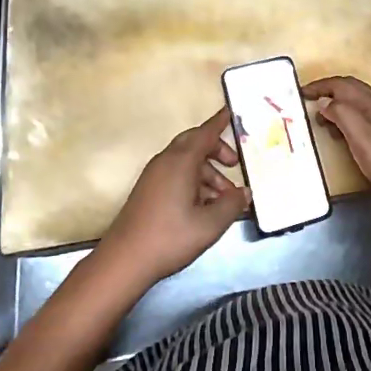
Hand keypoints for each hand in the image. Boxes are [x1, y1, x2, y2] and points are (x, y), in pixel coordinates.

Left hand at [95, 109, 251, 283]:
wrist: (126, 258)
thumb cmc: (171, 237)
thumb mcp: (210, 224)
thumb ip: (231, 204)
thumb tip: (244, 193)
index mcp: (180, 162)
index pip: (204, 134)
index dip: (219, 123)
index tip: (230, 112)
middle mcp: (165, 161)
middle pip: (193, 144)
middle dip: (215, 150)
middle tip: (234, 165)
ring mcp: (154, 175)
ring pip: (185, 162)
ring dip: (207, 173)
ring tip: (224, 198)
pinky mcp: (148, 190)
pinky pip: (175, 174)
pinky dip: (193, 181)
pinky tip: (205, 206)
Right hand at [301, 77, 370, 201]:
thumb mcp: (361, 138)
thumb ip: (342, 115)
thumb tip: (324, 101)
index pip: (342, 84)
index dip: (320, 86)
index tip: (301, 92)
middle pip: (350, 89)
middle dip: (328, 91)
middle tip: (308, 101)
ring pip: (356, 101)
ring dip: (336, 105)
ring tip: (321, 120)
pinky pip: (362, 114)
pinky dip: (346, 117)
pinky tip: (342, 133)